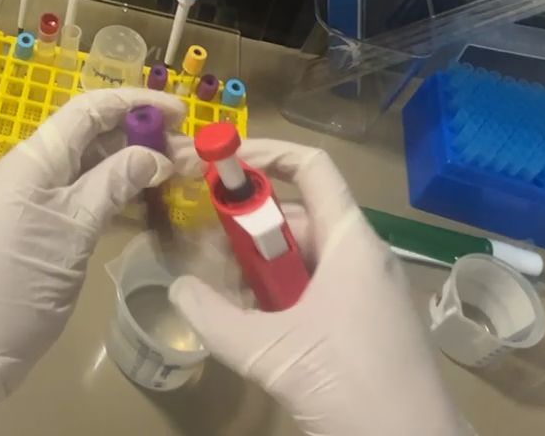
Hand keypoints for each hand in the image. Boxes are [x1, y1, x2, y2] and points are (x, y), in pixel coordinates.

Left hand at [0, 88, 183, 430]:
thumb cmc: (19, 286)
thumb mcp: (74, 232)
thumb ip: (113, 184)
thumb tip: (157, 155)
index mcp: (33, 158)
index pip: (88, 109)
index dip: (134, 102)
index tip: (179, 112)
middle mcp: (30, 167)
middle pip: (91, 135)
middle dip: (141, 136)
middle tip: (190, 151)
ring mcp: (30, 196)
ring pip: (87, 165)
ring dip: (130, 164)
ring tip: (178, 172)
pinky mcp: (34, 224)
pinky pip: (77, 193)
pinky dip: (110, 192)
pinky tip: (144, 199)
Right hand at [169, 139, 461, 435]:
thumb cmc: (356, 391)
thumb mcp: (273, 354)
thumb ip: (215, 318)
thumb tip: (177, 288)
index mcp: (350, 242)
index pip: (310, 166)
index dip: (265, 152)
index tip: (219, 162)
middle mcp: (361, 256)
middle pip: (296, 213)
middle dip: (247, 226)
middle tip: (206, 249)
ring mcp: (367, 291)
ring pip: (302, 255)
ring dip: (259, 267)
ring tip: (225, 297)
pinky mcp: (367, 324)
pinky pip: (315, 288)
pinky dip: (280, 295)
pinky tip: (255, 327)